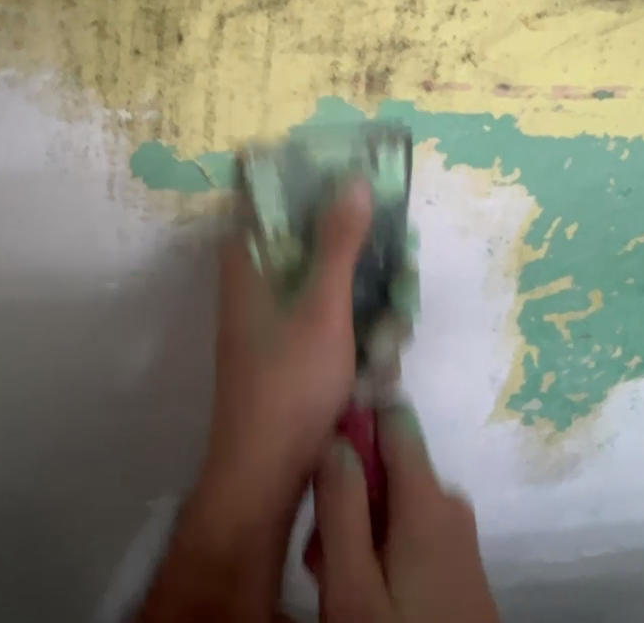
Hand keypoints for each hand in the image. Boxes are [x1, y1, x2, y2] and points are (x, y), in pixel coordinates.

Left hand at [200, 179, 374, 512]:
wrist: (265, 472)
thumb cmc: (289, 381)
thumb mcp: (322, 306)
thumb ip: (338, 243)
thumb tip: (353, 179)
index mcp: (246, 262)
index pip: (262, 195)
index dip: (301, 177)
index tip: (348, 171)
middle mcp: (254, 281)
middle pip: (302, 235)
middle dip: (352, 240)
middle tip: (395, 251)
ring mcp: (270, 317)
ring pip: (320, 276)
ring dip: (361, 287)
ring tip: (396, 312)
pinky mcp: (288, 346)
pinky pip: (324, 312)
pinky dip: (353, 319)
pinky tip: (382, 345)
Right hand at [312, 406, 499, 622]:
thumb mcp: (351, 584)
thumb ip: (342, 504)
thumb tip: (336, 436)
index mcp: (427, 496)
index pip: (392, 417)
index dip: (355, 421)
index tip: (321, 451)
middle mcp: (449, 502)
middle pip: (385, 468)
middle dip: (348, 498)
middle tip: (321, 555)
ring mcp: (457, 534)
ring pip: (393, 505)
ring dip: (359, 532)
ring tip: (341, 586)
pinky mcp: (458, 562)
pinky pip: (410, 532)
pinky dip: (382, 552)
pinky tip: (369, 596)